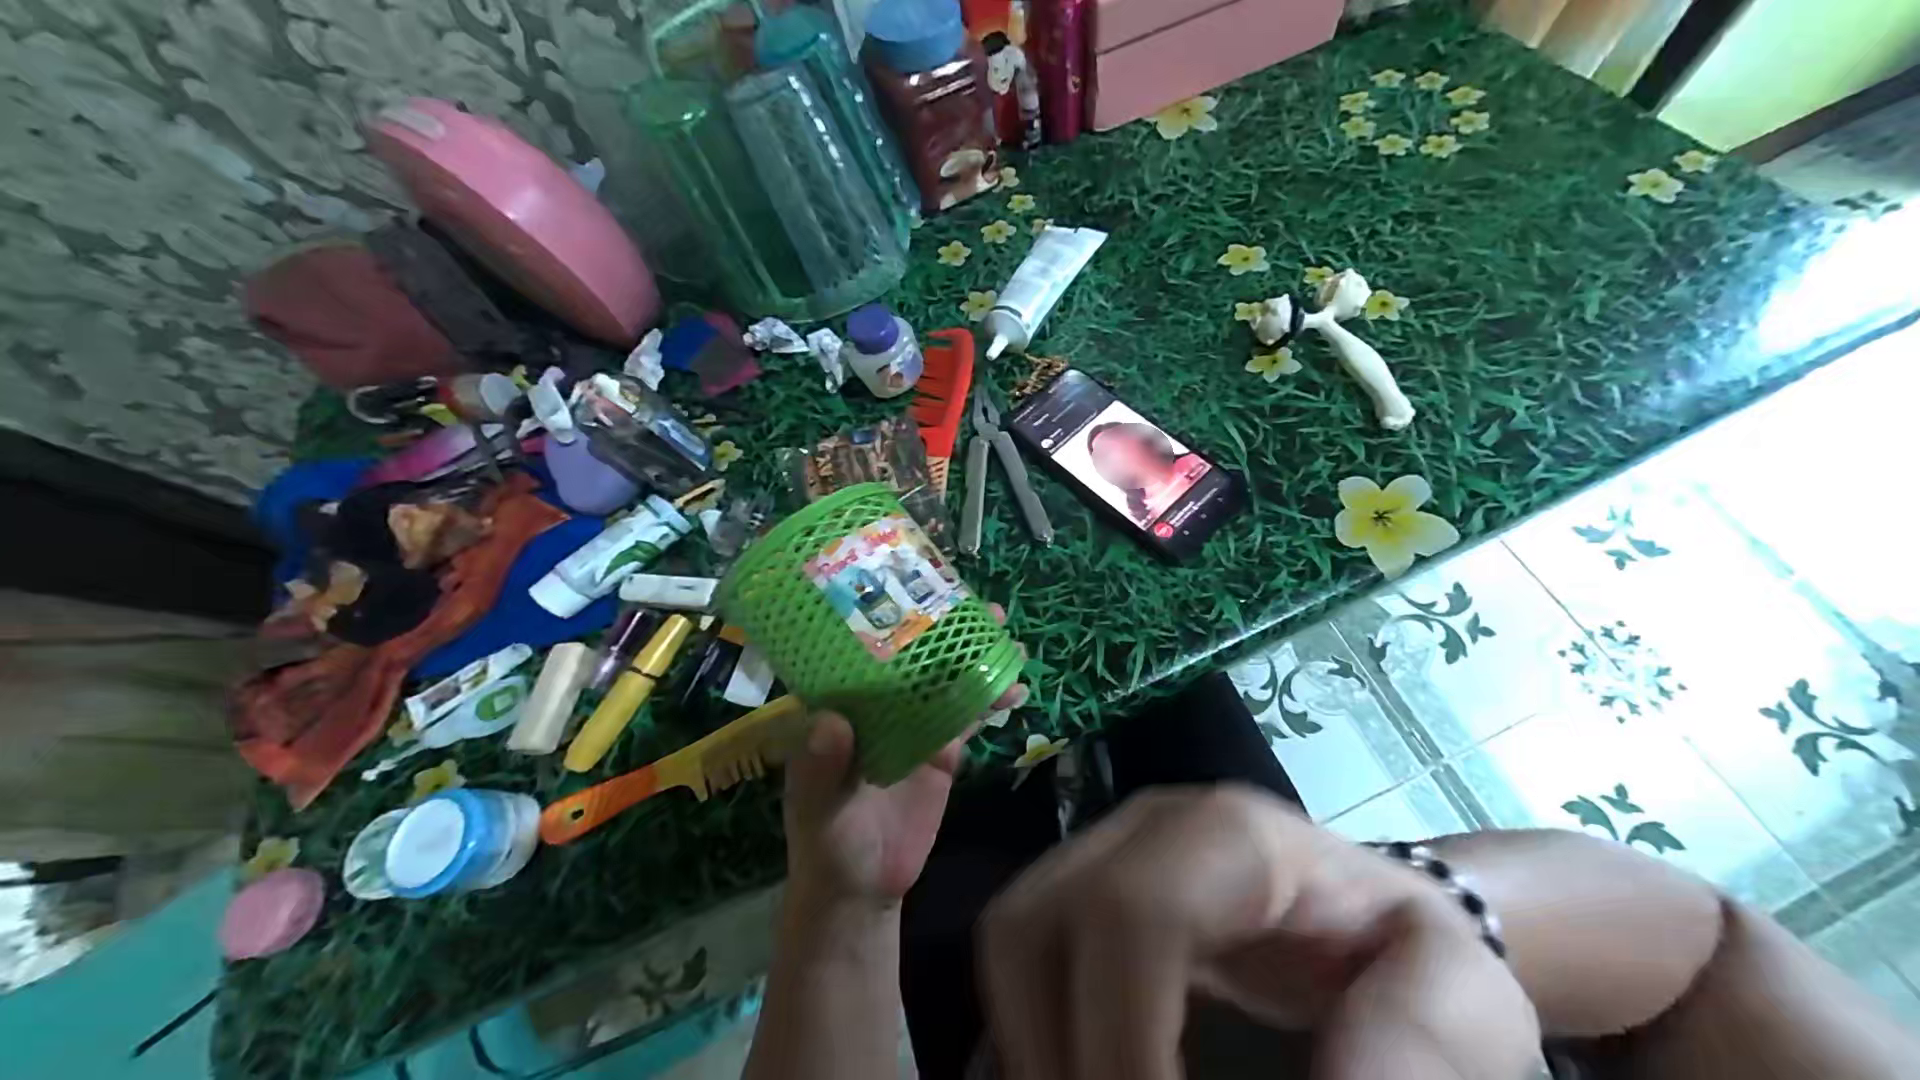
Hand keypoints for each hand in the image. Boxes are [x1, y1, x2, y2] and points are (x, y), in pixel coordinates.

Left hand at [783, 607, 1025, 907]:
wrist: (863, 889)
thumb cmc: (825, 841)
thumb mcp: (816, 807)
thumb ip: (821, 767)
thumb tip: (834, 721)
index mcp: (842, 705)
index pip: (861, 651)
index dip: (888, 620)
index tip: (919, 595)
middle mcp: (879, 706)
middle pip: (914, 658)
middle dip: (947, 631)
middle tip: (984, 609)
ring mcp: (914, 726)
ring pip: (947, 682)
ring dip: (976, 660)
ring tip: (1009, 638)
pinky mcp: (941, 752)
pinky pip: (968, 719)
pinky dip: (991, 701)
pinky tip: (1017, 687)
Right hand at [978, 786, 1539, 1079]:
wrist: (1372, 910)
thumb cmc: (1414, 954)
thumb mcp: (1462, 1003)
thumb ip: (1415, 1050)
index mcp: (1229, 835)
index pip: (1132, 915)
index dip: (1121, 1044)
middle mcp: (1141, 826)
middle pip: (1036, 919)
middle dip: (1054, 1056)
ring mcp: (1102, 849)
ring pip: (1010, 935)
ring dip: (1030, 1049)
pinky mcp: (1082, 881)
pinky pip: (1019, 952)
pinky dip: (1030, 1033)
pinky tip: (1075, 1076)